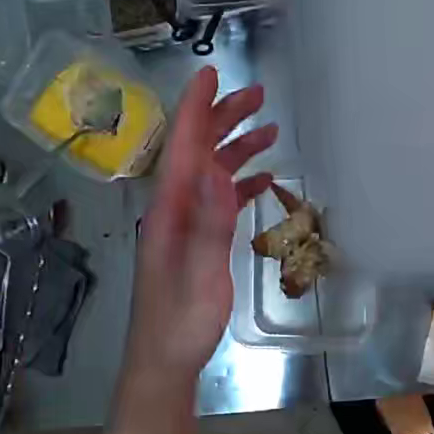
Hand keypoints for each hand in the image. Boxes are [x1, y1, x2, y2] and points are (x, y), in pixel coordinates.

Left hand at [124, 68, 277, 383]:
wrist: (164, 360)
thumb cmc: (181, 323)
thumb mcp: (201, 276)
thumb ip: (210, 226)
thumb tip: (219, 171)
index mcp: (169, 210)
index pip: (182, 147)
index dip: (196, 108)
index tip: (211, 73)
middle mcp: (173, 209)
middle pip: (196, 152)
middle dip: (223, 118)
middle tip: (258, 95)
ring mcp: (184, 225)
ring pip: (209, 173)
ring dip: (236, 148)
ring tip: (269, 129)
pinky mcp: (197, 242)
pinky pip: (218, 201)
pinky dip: (240, 185)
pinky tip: (264, 180)